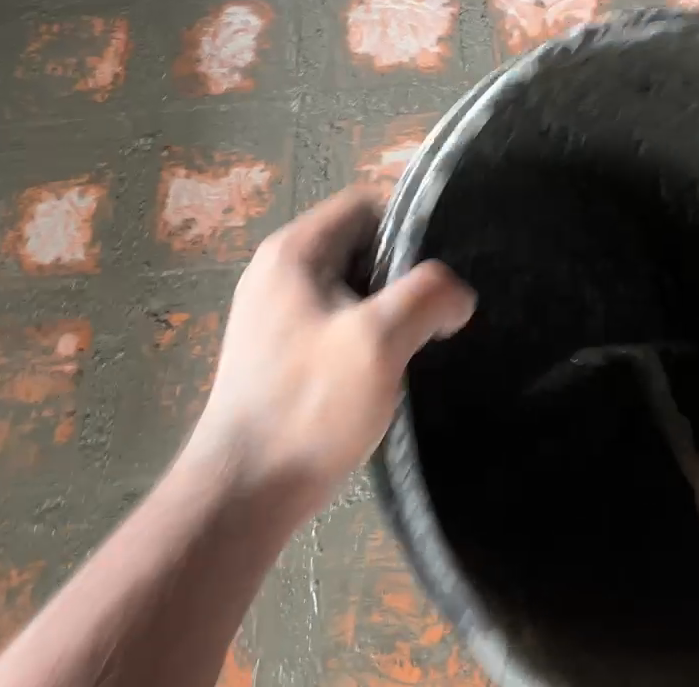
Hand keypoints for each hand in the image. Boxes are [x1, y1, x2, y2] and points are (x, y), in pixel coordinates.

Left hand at [186, 187, 476, 509]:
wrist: (243, 492)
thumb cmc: (309, 407)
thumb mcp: (379, 341)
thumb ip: (428, 296)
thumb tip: (455, 296)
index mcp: (293, 251)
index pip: (365, 206)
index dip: (408, 231)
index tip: (435, 279)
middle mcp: (276, 272)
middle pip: (358, 246)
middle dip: (399, 277)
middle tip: (427, 320)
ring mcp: (272, 313)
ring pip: (349, 288)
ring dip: (384, 313)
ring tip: (407, 351)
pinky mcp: (276, 352)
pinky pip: (333, 323)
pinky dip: (362, 339)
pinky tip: (378, 376)